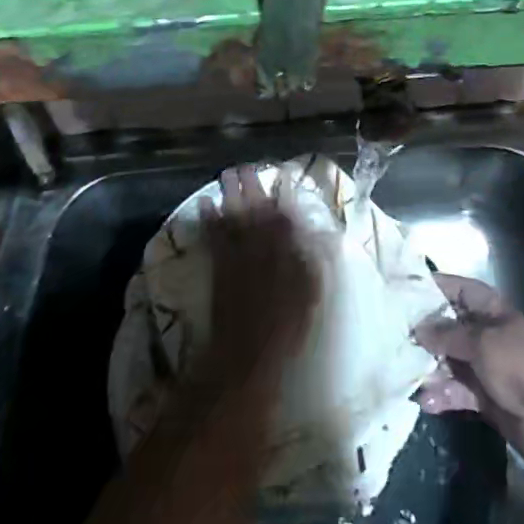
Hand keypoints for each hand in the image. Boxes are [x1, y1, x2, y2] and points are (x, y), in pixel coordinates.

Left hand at [197, 165, 320, 383]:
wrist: (246, 357)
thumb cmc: (287, 329)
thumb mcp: (312, 293)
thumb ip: (314, 258)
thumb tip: (319, 232)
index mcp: (286, 251)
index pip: (285, 215)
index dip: (283, 194)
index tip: (282, 176)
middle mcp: (259, 247)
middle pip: (254, 209)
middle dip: (251, 186)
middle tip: (247, 166)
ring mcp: (235, 256)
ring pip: (232, 217)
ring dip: (229, 194)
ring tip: (226, 174)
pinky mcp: (217, 269)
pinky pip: (211, 237)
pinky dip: (207, 219)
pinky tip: (204, 204)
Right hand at [414, 274, 523, 466]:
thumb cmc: (519, 368)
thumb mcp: (481, 343)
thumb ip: (447, 334)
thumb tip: (417, 327)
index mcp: (491, 310)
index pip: (459, 289)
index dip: (433, 286)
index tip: (401, 288)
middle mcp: (486, 333)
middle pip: (448, 325)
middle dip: (423, 331)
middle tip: (390, 335)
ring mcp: (484, 365)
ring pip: (447, 360)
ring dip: (428, 368)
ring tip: (404, 375)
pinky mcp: (482, 395)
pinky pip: (455, 389)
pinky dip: (441, 395)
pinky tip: (426, 401)